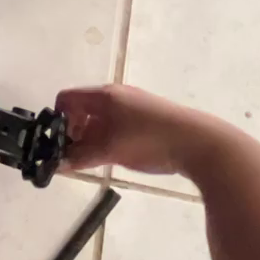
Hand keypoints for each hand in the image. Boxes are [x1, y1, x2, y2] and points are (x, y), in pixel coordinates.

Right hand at [57, 84, 242, 176]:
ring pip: (102, 117)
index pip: (66, 99)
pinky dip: (113, 136)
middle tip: (79, 154)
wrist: (202, 144)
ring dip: (95, 136)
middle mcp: (117, 95)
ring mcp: (136, 104)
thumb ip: (81, 157)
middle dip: (76, 132)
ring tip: (102, 158)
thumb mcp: (110, 151)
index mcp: (103, 96)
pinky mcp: (151, 116)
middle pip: (83, 108)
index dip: (59, 120)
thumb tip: (57, 164)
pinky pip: (120, 122)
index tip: (63, 143)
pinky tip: (124, 154)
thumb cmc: (149, 141)